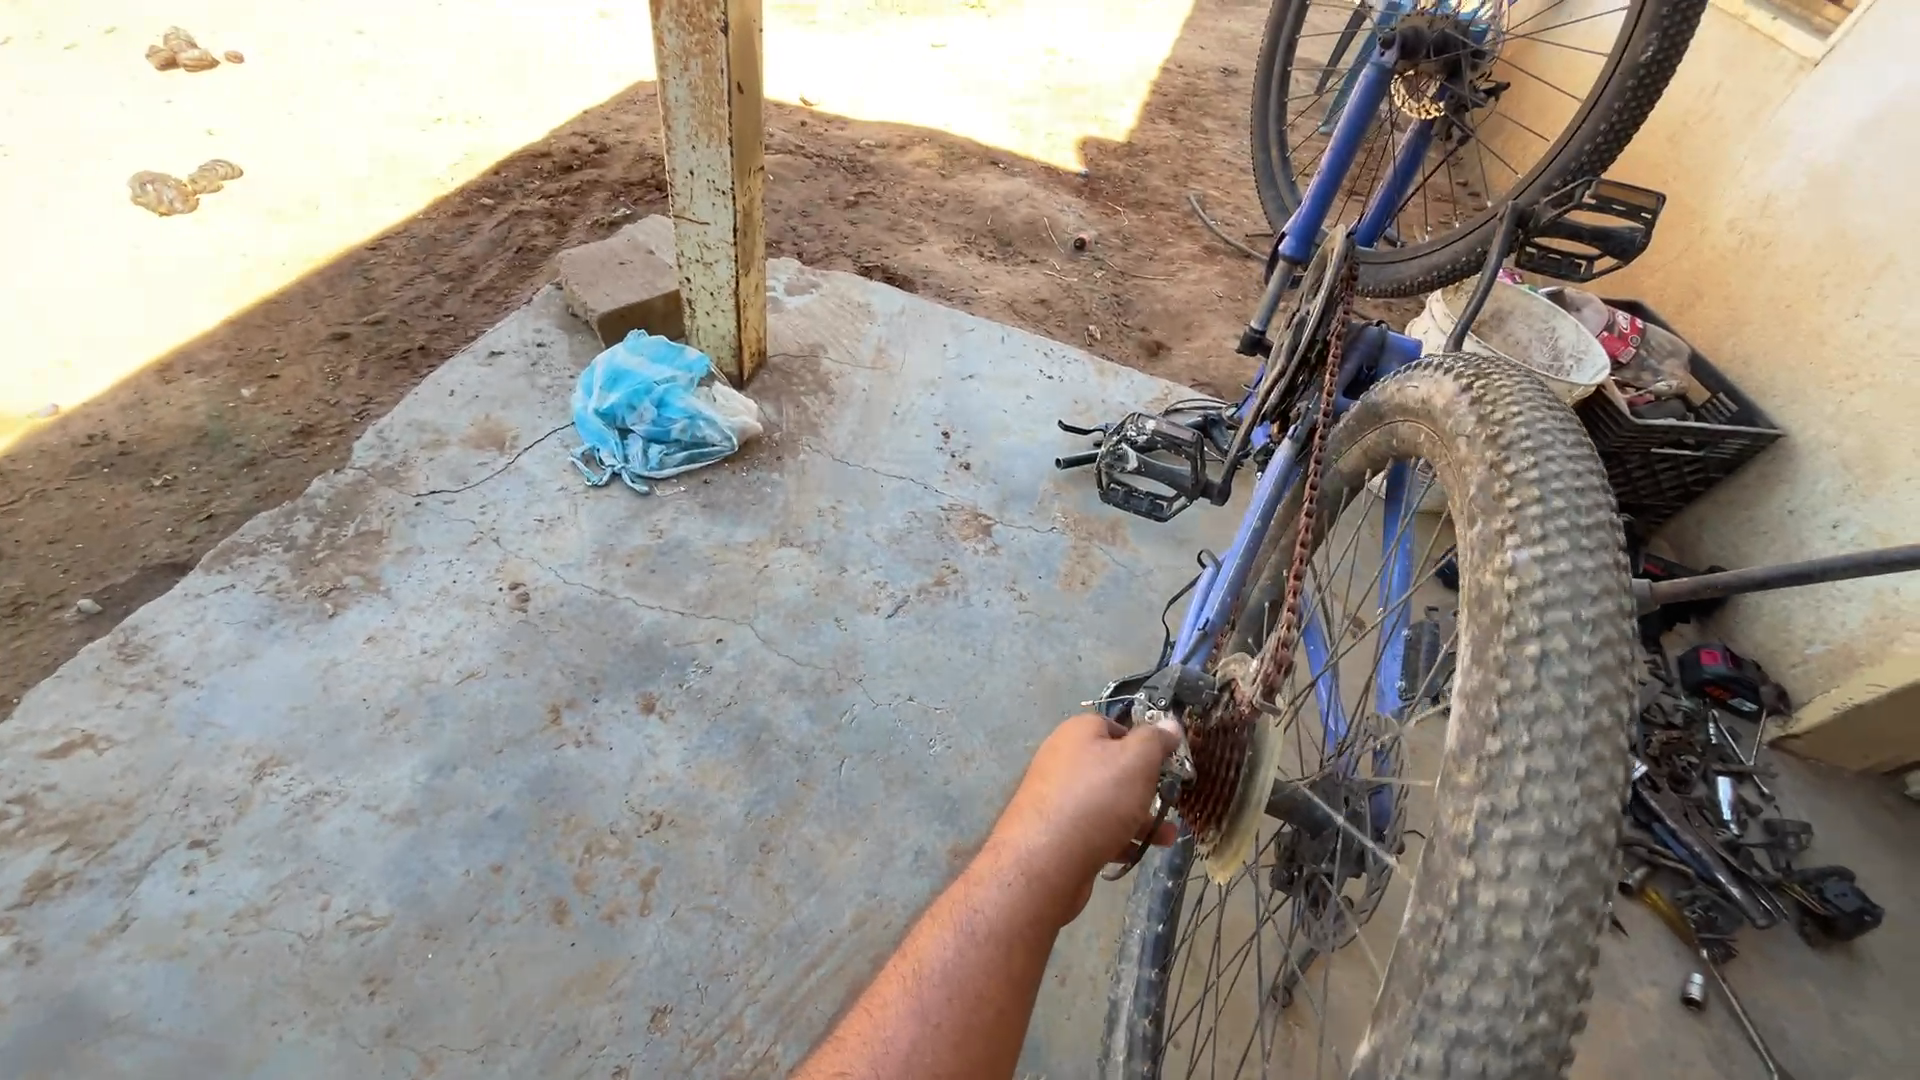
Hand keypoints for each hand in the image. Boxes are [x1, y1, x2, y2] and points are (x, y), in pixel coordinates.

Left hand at [979, 713, 1182, 926]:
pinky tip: (1139, 852)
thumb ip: (1155, 740)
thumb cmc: (1096, 799)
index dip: (1143, 743)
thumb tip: (1169, 722)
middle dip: (1145, 787)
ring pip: (1107, 801)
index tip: (1167, 763)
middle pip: (1113, 767)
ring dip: (1139, 817)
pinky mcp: (1058, 830)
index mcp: (1078, 732)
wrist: (1045, 860)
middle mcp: (1063, 759)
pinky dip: (1119, 837)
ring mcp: (1058, 796)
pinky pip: (1095, 827)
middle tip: (1170, 801)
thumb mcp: (1136, 760)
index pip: (1115, 727)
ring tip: (1168, 836)